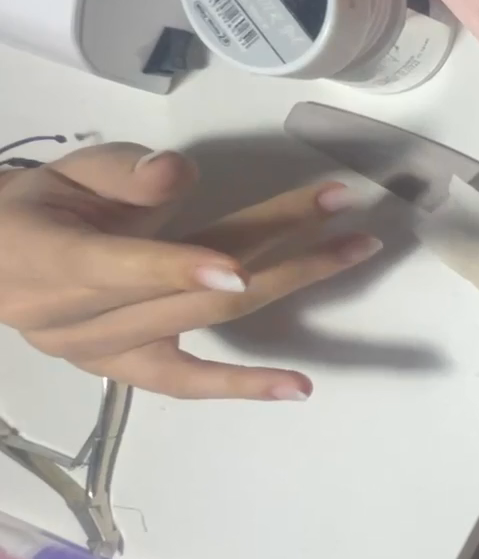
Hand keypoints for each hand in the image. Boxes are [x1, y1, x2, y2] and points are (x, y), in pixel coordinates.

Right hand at [0, 143, 381, 399]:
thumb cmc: (45, 207)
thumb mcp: (70, 174)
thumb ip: (123, 172)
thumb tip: (175, 171)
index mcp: (40, 256)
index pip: (111, 265)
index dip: (174, 267)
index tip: (237, 268)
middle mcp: (67, 313)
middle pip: (193, 284)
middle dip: (280, 244)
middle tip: (346, 215)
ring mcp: (100, 348)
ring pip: (212, 317)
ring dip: (294, 280)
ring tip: (358, 249)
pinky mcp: (128, 368)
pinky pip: (186, 382)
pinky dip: (245, 385)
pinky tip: (300, 387)